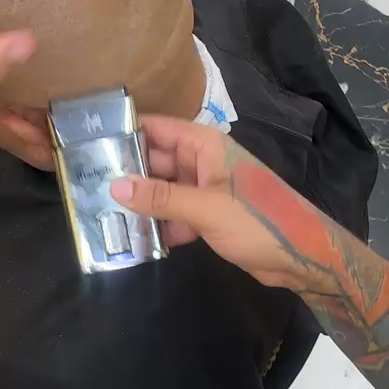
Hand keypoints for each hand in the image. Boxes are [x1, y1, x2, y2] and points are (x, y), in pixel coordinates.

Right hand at [109, 115, 342, 294]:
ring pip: (163, 190)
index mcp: (206, 145)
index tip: (87, 143)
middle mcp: (203, 161)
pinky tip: (135, 239)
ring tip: (101, 214)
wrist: (303, 259)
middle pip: (155, 160)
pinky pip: (175, 213)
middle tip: (86, 186)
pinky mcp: (209, 215)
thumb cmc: (259, 222)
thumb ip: (160, 198)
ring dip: (140, 203)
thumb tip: (114, 186)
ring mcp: (206, 189)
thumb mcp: (206, 209)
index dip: (124, 132)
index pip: (157, 128)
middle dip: (126, 174)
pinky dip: (160, 224)